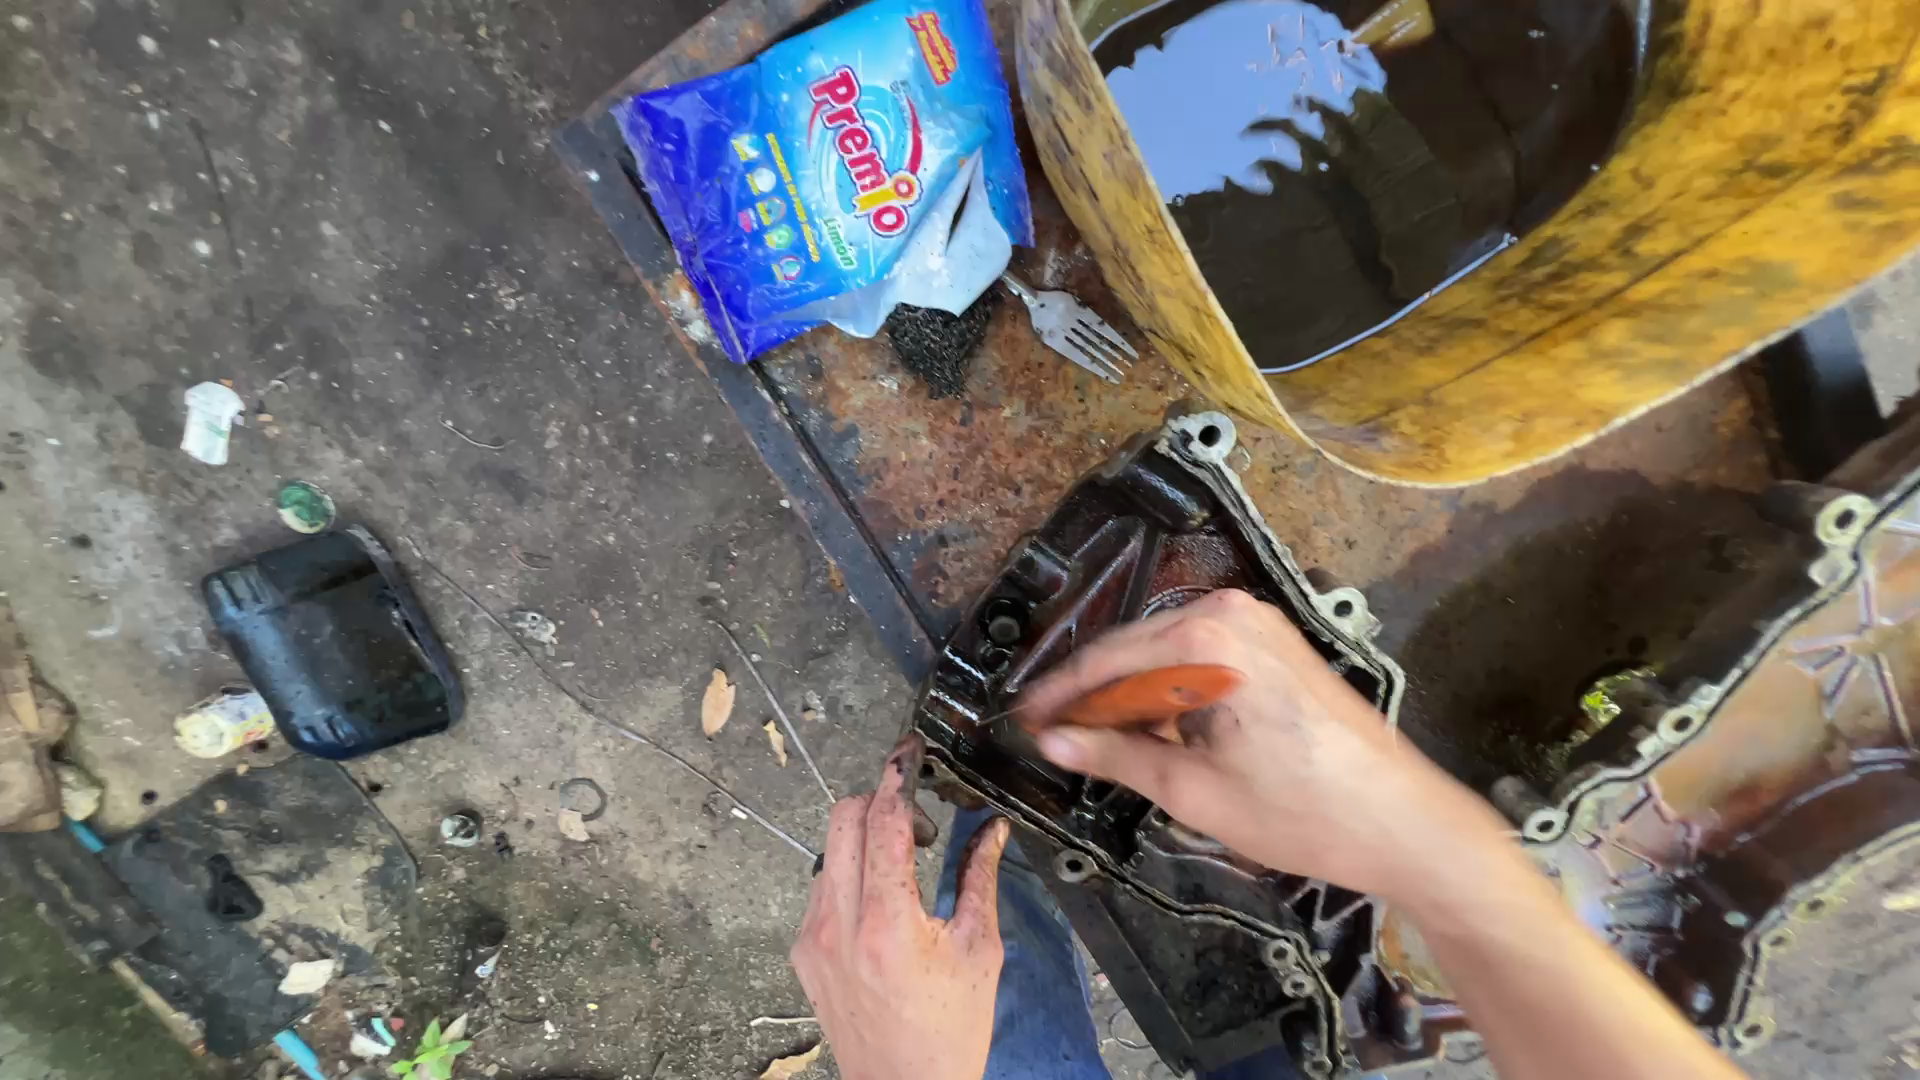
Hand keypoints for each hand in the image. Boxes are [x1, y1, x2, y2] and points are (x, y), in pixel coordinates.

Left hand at [790, 739, 1012, 1079]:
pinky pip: (823, 880)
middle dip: (882, 799)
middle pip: (845, 816)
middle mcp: (840, 922)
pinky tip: (880, 896)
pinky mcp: (804, 947)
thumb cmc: (949, 1031)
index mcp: (889, 922)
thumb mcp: (980, 949)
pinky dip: (851, 867)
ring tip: (902, 865)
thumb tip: (991, 826)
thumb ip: (980, 875)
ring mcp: (814, 935)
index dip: (900, 773)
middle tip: (917, 822)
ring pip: (830, 844)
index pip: (885, 818)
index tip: (910, 750)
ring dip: (866, 834)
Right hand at [1018, 589, 1504, 900]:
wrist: (1407, 823)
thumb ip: (1113, 755)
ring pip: (1162, 651)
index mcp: (1207, 638)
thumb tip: (1050, 740)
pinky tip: (1153, 724)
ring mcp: (1254, 620)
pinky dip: (1168, 688)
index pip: (1106, 660)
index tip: (1025, 717)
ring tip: (1096, 735)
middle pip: (1132, 649)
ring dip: (1129, 692)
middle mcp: (1228, 612)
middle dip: (1091, 693)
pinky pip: (1197, 654)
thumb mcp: (1192, 789)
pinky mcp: (1271, 639)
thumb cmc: (1301, 811)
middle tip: (1053, 730)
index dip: (1060, 693)